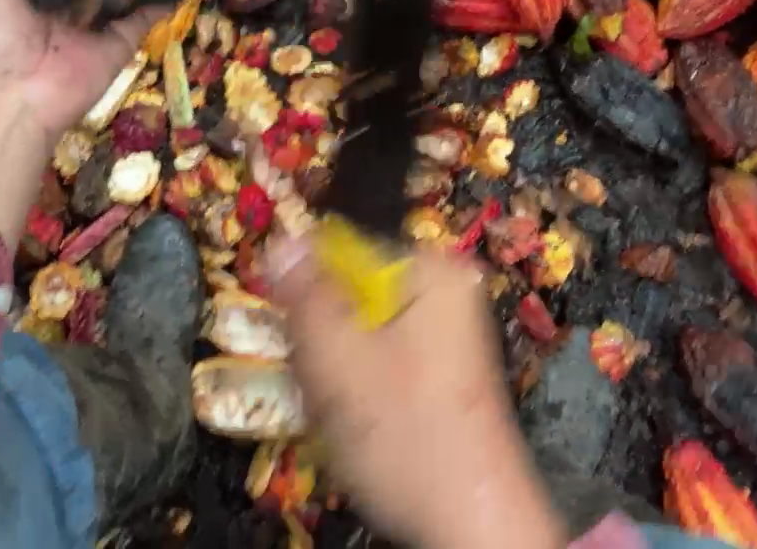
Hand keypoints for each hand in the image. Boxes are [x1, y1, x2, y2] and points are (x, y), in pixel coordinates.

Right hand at [265, 239, 567, 548]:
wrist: (473, 528)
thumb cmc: (407, 436)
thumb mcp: (340, 360)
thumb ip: (305, 295)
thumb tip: (283, 237)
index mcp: (432, 269)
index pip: (345, 249)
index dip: (311, 290)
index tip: (301, 336)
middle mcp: (445, 289)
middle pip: (352, 292)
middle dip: (326, 338)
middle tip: (325, 385)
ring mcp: (447, 330)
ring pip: (360, 330)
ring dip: (337, 369)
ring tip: (345, 413)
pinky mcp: (441, 369)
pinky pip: (380, 358)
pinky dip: (360, 388)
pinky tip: (363, 425)